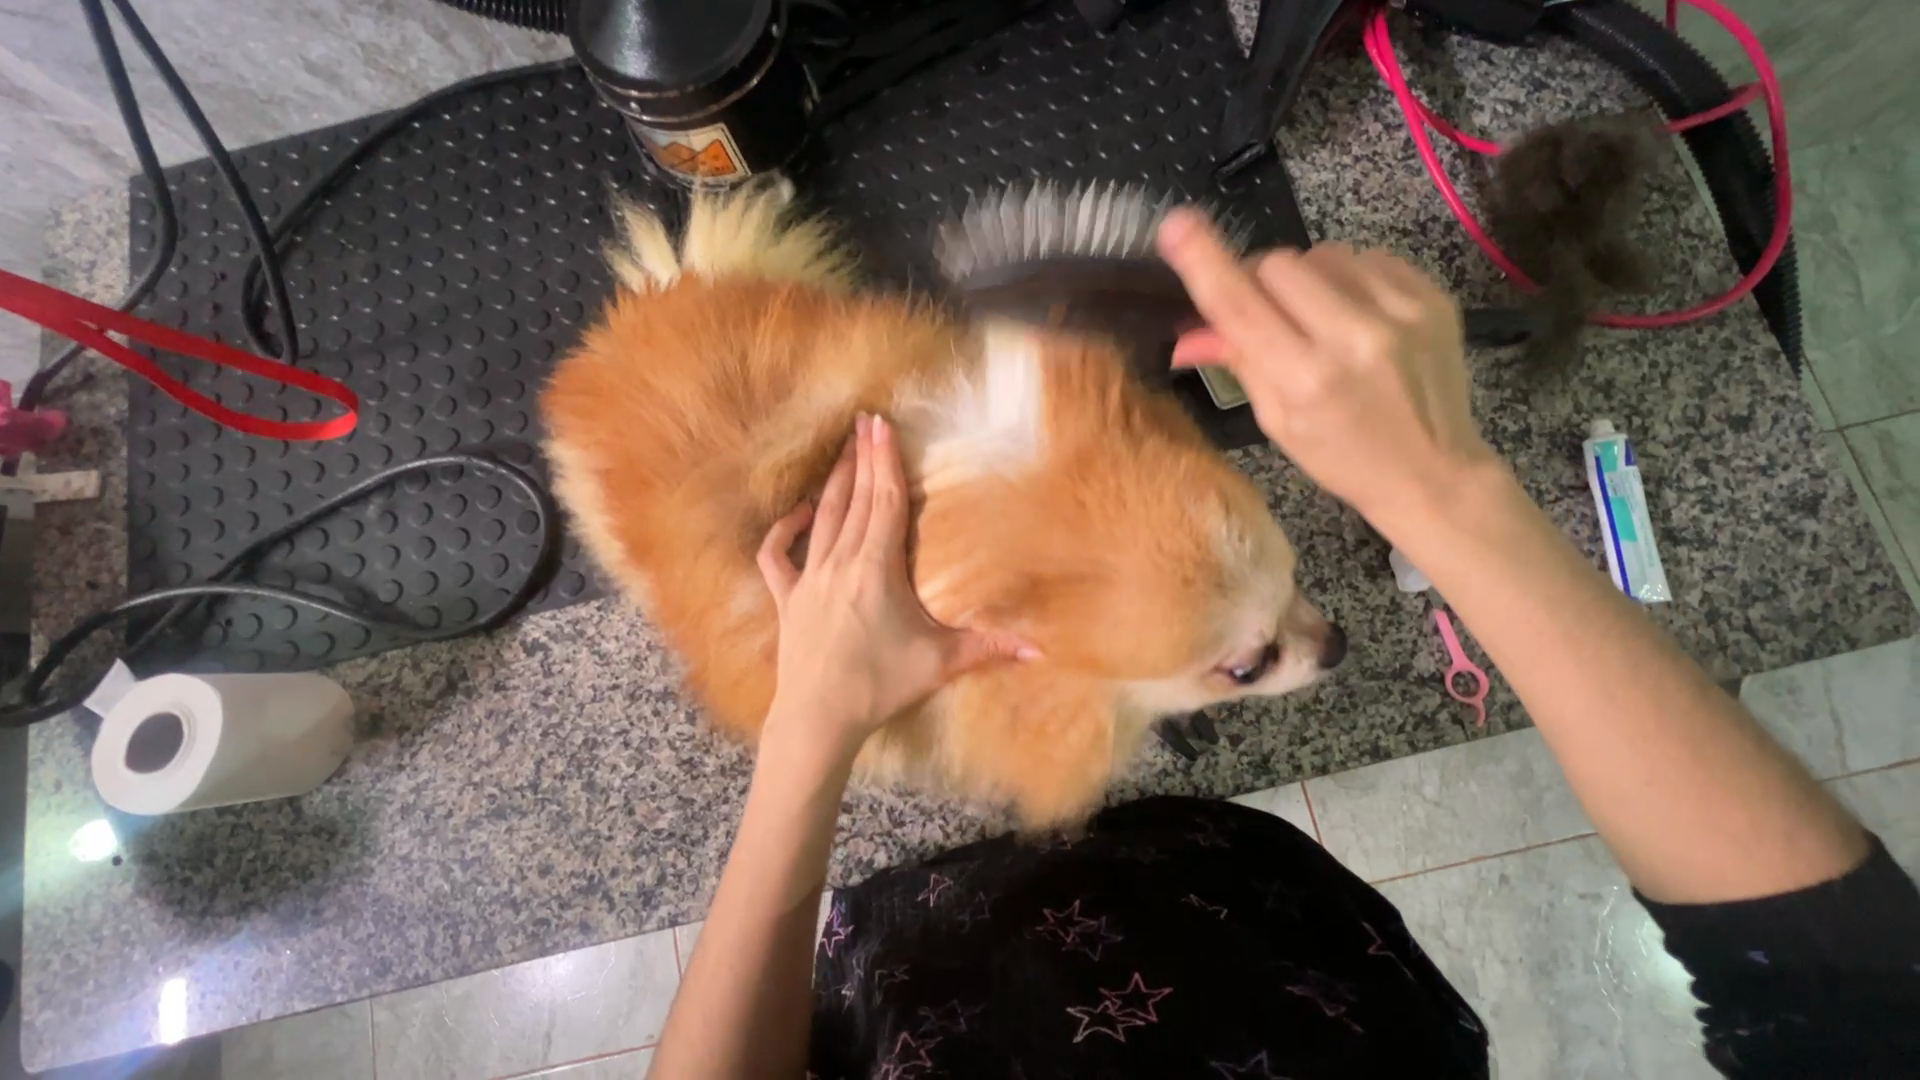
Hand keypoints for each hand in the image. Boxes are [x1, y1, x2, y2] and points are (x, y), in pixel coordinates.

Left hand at [756, 413, 1031, 760]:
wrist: (818, 718)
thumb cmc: (879, 687)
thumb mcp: (940, 663)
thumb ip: (989, 648)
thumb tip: (1041, 651)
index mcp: (876, 569)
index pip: (884, 501)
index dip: (885, 461)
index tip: (881, 425)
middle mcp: (840, 563)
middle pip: (854, 498)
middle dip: (861, 457)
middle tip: (864, 420)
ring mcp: (809, 579)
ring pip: (822, 517)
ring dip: (832, 481)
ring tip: (841, 449)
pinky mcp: (788, 598)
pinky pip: (777, 555)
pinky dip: (785, 529)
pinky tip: (800, 513)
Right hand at [1157, 210, 1501, 528]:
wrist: (1434, 471)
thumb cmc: (1341, 457)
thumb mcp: (1277, 421)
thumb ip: (1238, 363)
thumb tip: (1184, 335)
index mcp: (1305, 378)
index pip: (1241, 305)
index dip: (1204, 261)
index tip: (1178, 224)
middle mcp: (1353, 337)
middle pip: (1278, 265)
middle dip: (1259, 282)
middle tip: (1265, 313)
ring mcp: (1399, 311)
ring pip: (1321, 254)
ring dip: (1304, 279)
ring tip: (1316, 317)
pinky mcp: (1431, 295)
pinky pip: (1366, 257)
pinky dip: (1346, 278)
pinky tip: (1352, 312)